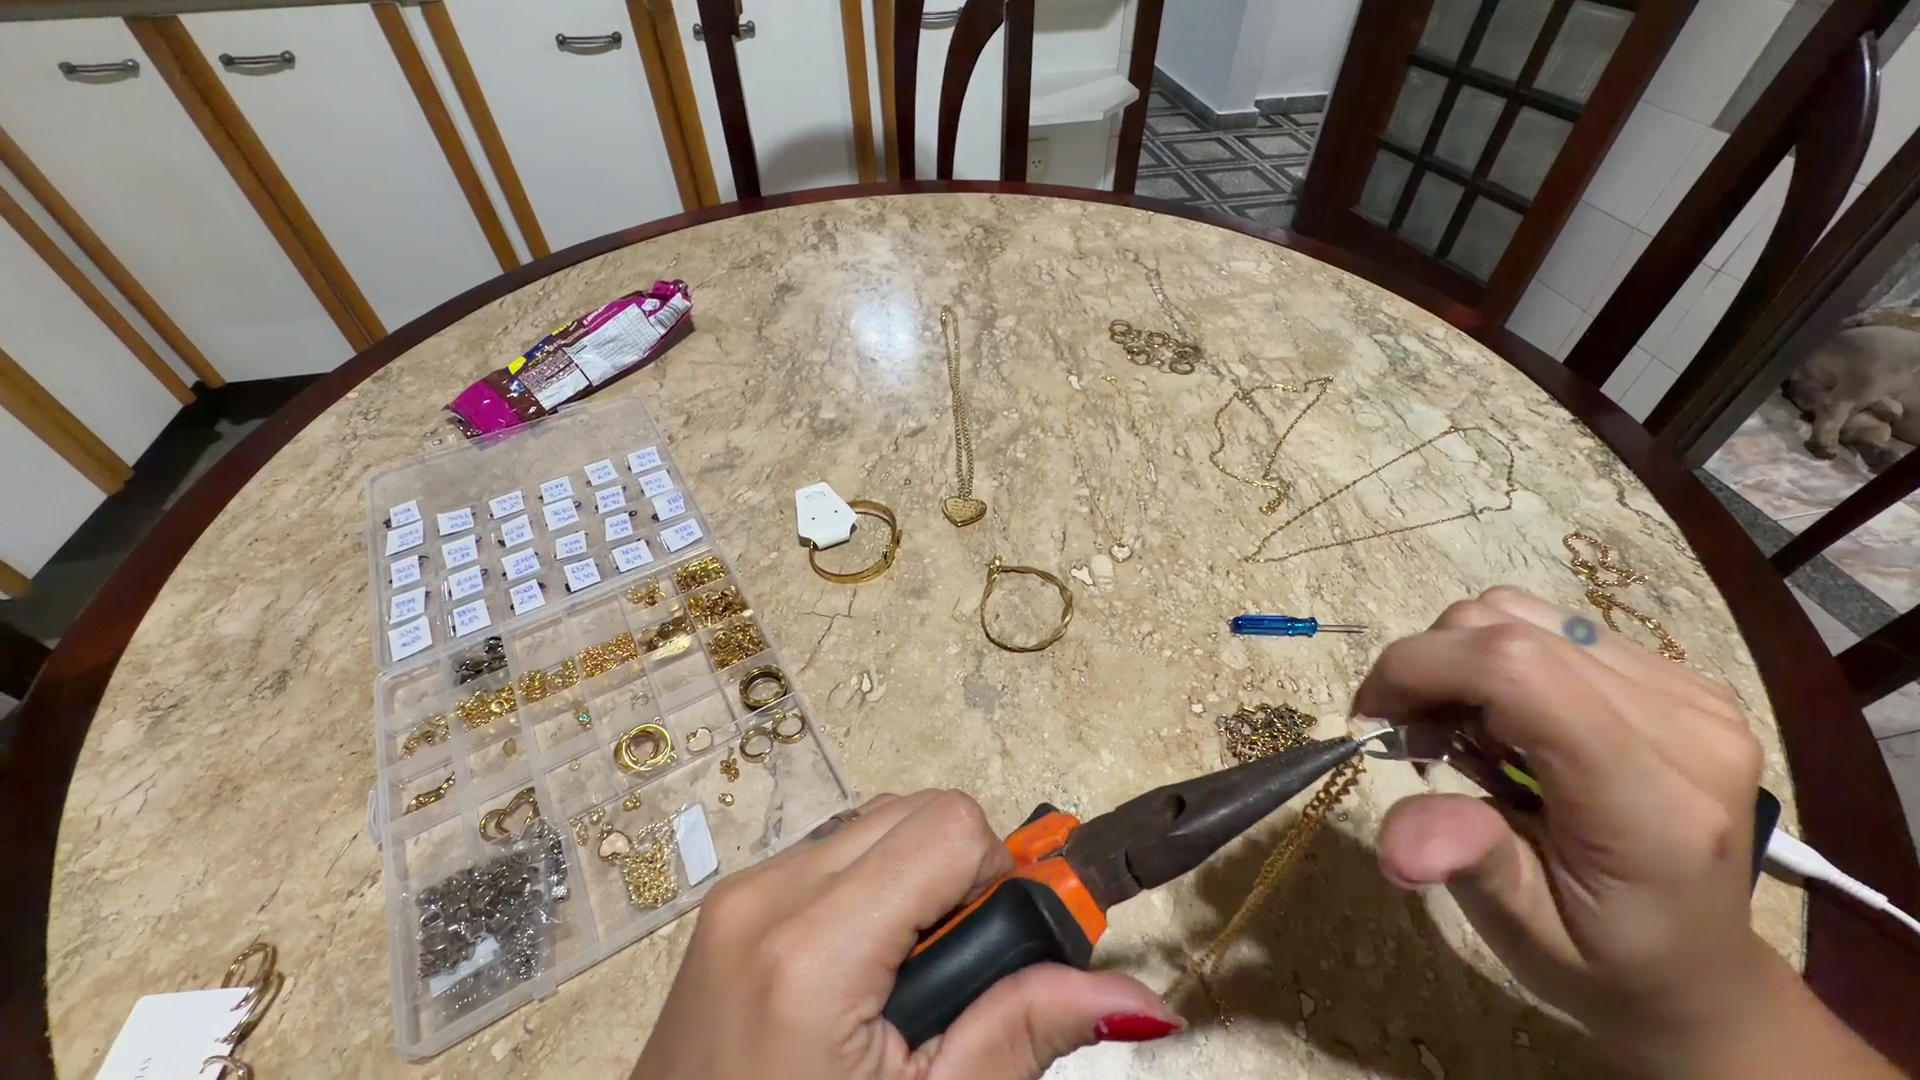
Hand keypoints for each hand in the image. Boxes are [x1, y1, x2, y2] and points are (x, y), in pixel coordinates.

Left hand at [634, 790, 1181, 1079]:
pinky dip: (874, 886)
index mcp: (810, 952)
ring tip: (913, 978)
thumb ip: (1024, 1031)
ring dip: (918, 879)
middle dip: (961, 874)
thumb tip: (1136, 1001)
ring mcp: (744, 891)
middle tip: (964, 969)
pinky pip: (835, 848)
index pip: (949, 826)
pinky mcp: (736, 900)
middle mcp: (767, 894)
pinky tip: (870, 967)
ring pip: (878, 822)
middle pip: (916, 812)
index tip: (1003, 945)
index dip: (997, 875)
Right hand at [1355, 587, 1895, 1077]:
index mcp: (1649, 801)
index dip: (1419, 669)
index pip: (1517, 671)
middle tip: (1410, 737)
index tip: (1372, 719)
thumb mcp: (1521, 926)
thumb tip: (1398, 844)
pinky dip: (1495, 659)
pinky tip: (1502, 718)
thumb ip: (1468, 860)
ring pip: (1520, 613)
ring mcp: (1690, 693)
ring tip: (1457, 728)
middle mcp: (1684, 727)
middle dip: (1426, 667)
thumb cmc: (1598, 956)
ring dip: (1458, 659)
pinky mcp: (1679, 678)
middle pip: (1507, 629)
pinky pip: (1550, 626)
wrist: (1698, 968)